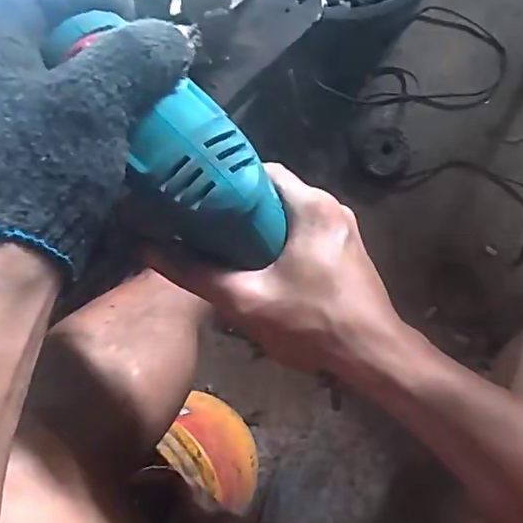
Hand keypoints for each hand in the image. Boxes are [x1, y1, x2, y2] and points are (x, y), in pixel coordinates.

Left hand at [0, 0, 193, 279]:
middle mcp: (4, 79)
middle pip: (53, 32)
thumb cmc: (51, 167)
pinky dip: (113, 112)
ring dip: (114, 78)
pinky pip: (80, 114)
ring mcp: (21, 117)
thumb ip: (133, 58)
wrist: (30, 244)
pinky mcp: (42, 149)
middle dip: (105, 37)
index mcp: (1, 53)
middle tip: (144, 55)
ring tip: (150, 93)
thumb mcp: (95, 102)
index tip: (127, 7)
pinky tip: (137, 129)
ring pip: (71, 76)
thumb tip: (174, 37)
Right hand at [147, 164, 404, 374]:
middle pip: (275, 194)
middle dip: (240, 209)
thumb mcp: (247, 300)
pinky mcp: (349, 250)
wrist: (372, 351)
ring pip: (292, 215)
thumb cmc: (313, 322)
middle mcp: (333, 208)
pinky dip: (283, 242)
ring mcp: (345, 229)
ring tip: (226, 249)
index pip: (260, 171)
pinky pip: (308, 233)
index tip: (196, 198)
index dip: (225, 181)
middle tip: (205, 229)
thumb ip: (197, 274)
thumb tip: (150, 250)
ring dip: (261, 229)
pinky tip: (262, 267)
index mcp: (312, 205)